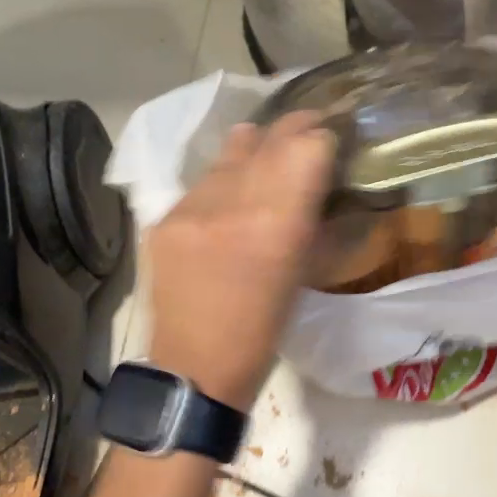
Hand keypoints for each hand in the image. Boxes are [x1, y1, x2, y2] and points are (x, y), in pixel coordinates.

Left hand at [143, 112, 334, 411]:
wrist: (193, 368)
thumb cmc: (264, 331)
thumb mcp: (304, 273)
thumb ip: (312, 219)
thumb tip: (322, 179)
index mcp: (277, 225)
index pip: (307, 146)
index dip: (324, 137)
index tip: (333, 139)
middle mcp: (232, 205)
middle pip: (270, 137)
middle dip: (295, 128)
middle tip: (311, 128)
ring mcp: (191, 208)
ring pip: (232, 150)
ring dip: (257, 148)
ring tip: (268, 154)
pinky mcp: (163, 218)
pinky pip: (202, 181)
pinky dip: (223, 181)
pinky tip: (229, 200)